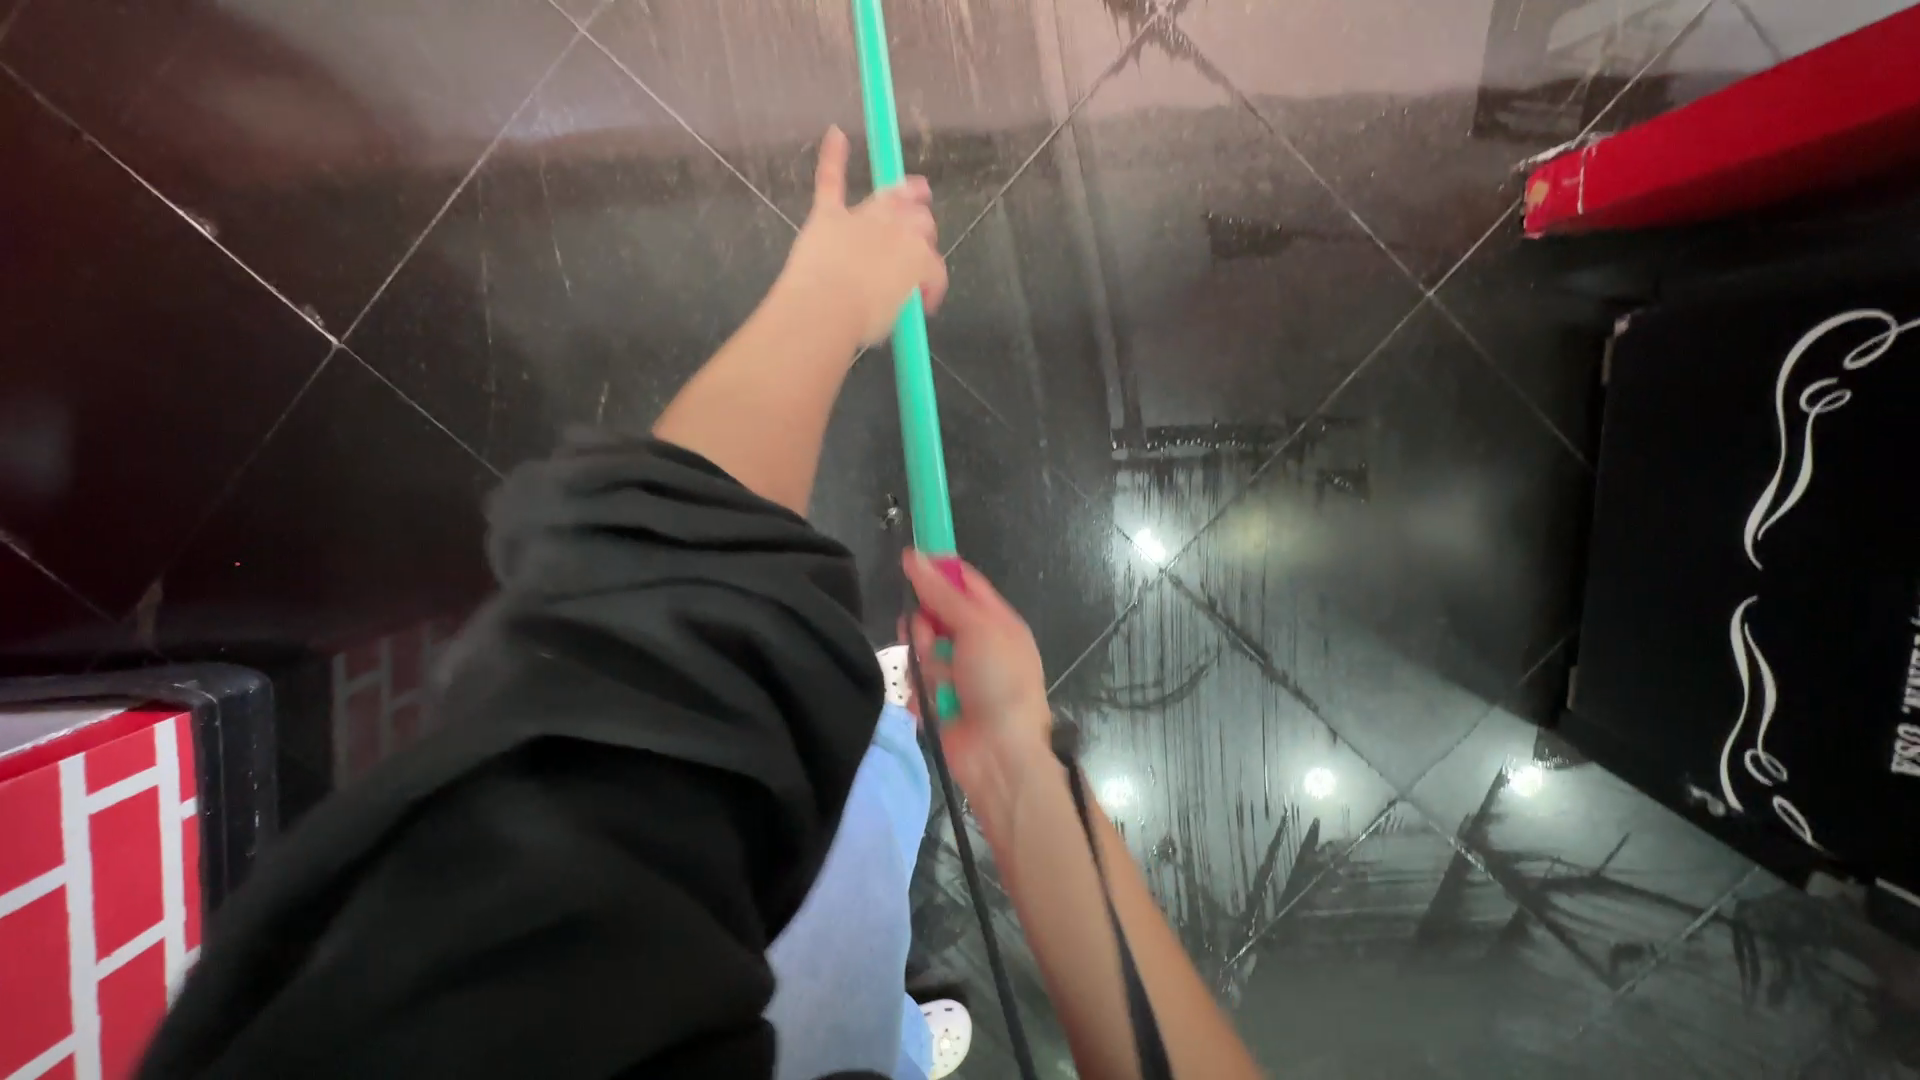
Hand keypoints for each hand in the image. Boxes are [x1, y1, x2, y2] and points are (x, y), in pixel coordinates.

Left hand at [779, 126, 947, 346]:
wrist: (826, 307)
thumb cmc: (864, 319)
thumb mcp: (897, 316)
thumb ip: (902, 299)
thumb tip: (896, 298)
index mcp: (919, 256)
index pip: (934, 266)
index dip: (932, 284)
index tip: (923, 302)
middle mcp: (897, 230)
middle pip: (920, 224)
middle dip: (925, 234)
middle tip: (923, 246)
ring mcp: (862, 218)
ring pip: (890, 199)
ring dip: (906, 193)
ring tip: (917, 188)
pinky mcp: (828, 216)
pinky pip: (831, 180)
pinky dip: (832, 157)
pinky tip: (835, 134)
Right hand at [902, 551, 1056, 816]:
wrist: (999, 754)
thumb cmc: (998, 682)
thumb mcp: (976, 628)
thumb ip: (942, 593)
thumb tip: (914, 555)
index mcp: (999, 622)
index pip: (965, 583)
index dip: (939, 570)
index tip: (909, 558)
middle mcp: (979, 644)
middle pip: (937, 614)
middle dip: (926, 623)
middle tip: (924, 632)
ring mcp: (959, 673)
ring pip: (924, 647)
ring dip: (926, 659)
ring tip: (939, 677)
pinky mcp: (941, 700)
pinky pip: (919, 680)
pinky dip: (923, 689)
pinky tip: (932, 700)